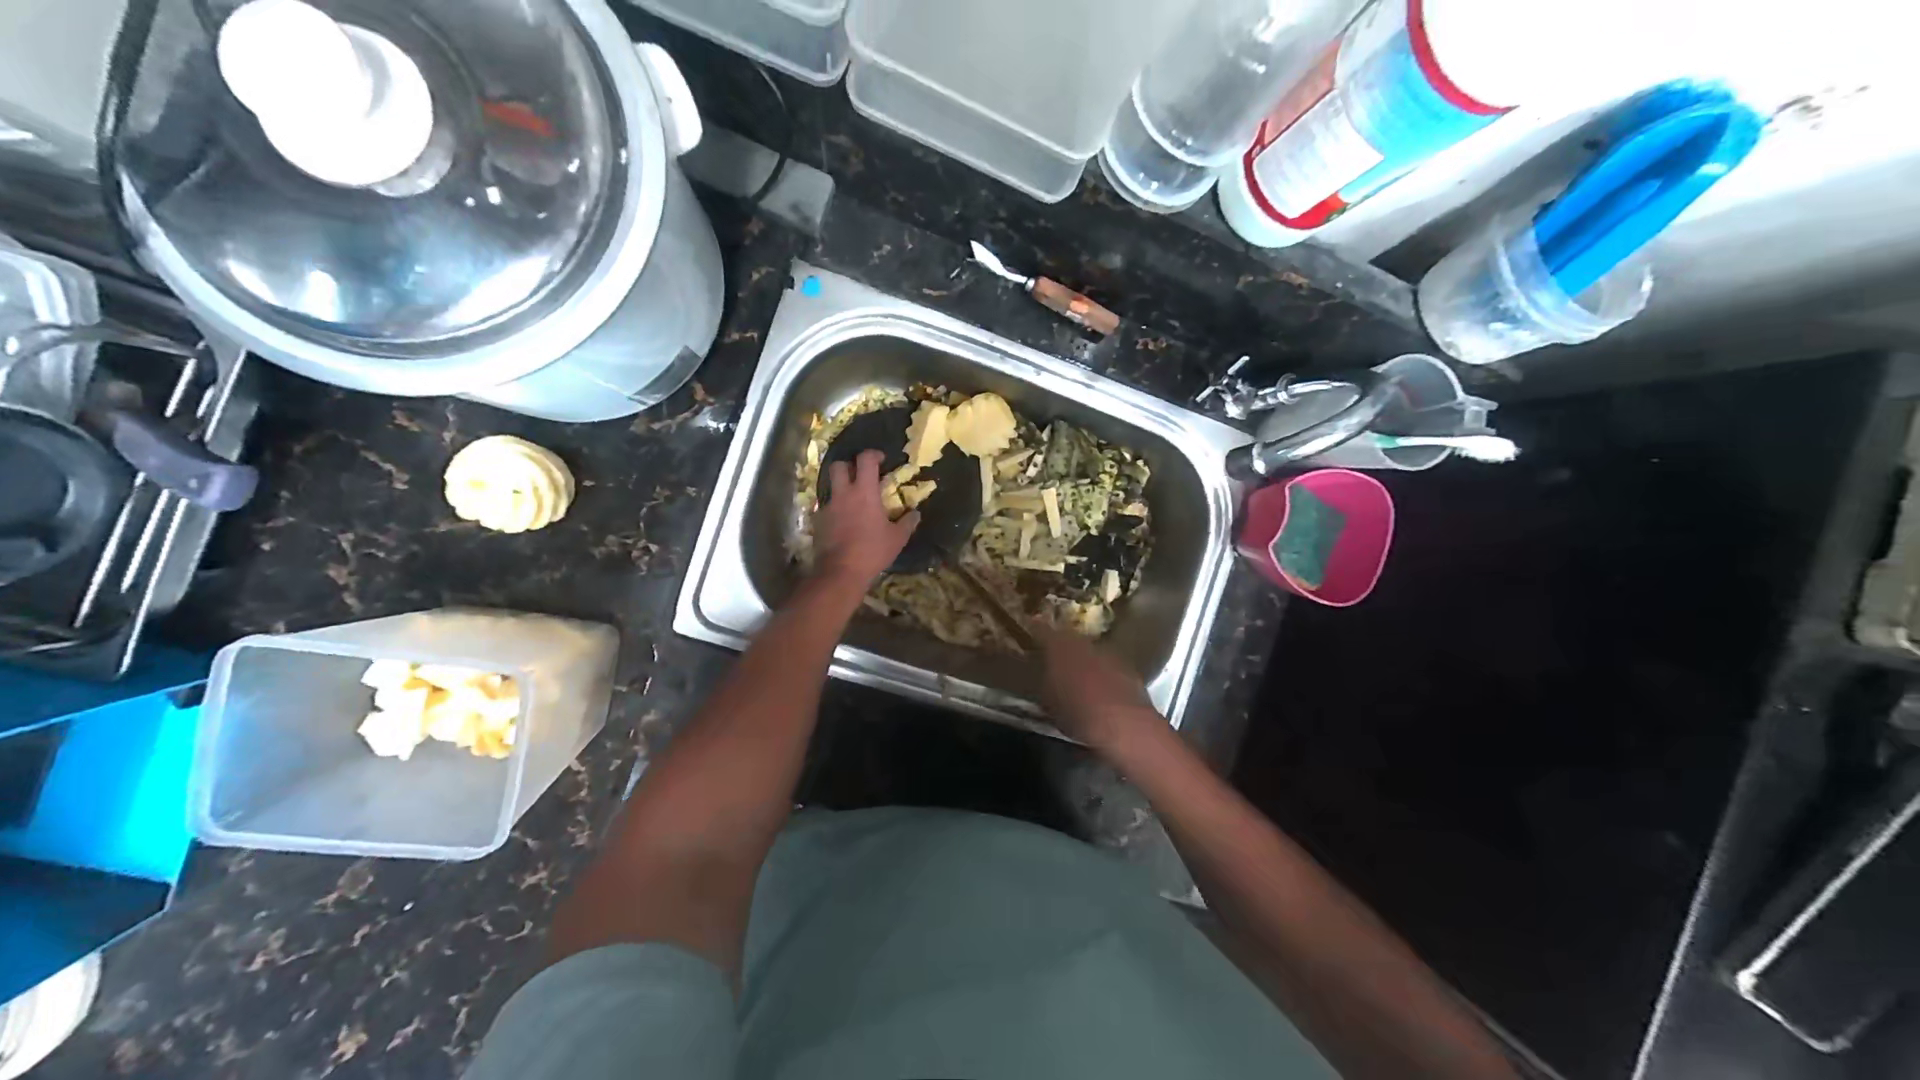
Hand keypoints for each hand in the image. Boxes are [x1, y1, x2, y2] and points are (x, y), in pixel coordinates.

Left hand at [815, 449, 918, 590]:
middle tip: (860, 475)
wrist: (840, 571)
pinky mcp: (819, 521)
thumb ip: (907, 522)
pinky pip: (827, 507)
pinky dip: (835, 508)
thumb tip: (916, 514)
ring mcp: (828, 507)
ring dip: (841, 487)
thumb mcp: (897, 538)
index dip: (873, 454)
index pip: (865, 459)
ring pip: (831, 486)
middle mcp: (843, 494)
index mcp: (864, 492)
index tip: (881, 459)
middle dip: (849, 465)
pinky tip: (843, 521)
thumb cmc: (872, 551)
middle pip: (839, 465)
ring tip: (852, 500)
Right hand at [1037, 627, 1165, 755]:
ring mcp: (1109, 653)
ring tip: (1078, 676)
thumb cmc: (1077, 713)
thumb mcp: (1048, 701)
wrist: (1124, 725)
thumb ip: (1043, 681)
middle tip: (1054, 658)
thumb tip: (1042, 673)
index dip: (1035, 629)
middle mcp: (1084, 643)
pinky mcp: (1128, 668)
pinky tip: (1101, 689)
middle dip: (1061, 645)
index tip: (1030, 629)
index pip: (1042, 630)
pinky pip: (1108, 665)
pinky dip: (1102, 672)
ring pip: (1090, 650)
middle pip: (1069, 638)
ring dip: (1083, 659)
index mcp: (1059, 647)